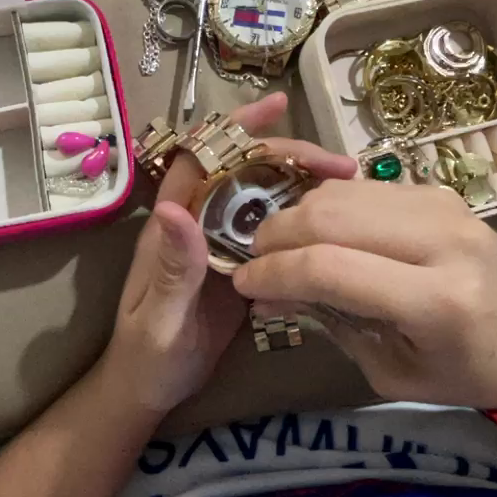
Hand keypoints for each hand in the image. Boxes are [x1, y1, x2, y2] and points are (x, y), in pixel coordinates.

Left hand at [97, 93, 356, 411]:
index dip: (235, 128)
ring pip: (262, 199)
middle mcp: (199, 225)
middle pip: (242, 172)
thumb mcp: (159, 317)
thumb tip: (173, 208)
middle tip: (340, 166)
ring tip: (350, 188)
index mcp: (173, 226)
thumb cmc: (146, 356)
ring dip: (301, 186)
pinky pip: (274, 234)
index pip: (202, 159)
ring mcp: (222, 245)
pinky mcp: (242, 269)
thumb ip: (172, 269)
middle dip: (287, 157)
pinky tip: (337, 227)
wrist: (149, 390)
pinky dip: (304, 223)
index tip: (278, 106)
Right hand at [232, 179, 496, 412]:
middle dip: (275, 235)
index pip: (330, 268)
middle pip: (329, 217)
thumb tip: (265, 294)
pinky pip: (361, 188)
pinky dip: (326, 208)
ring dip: (296, 216)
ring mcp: (444, 207)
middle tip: (254, 262)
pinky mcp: (439, 191)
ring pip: (339, 193)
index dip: (273, 272)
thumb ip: (329, 324)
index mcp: (437, 303)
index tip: (242, 283)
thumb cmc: (470, 372)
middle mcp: (443, 242)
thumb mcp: (392, 371)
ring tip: (281, 248)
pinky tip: (320, 235)